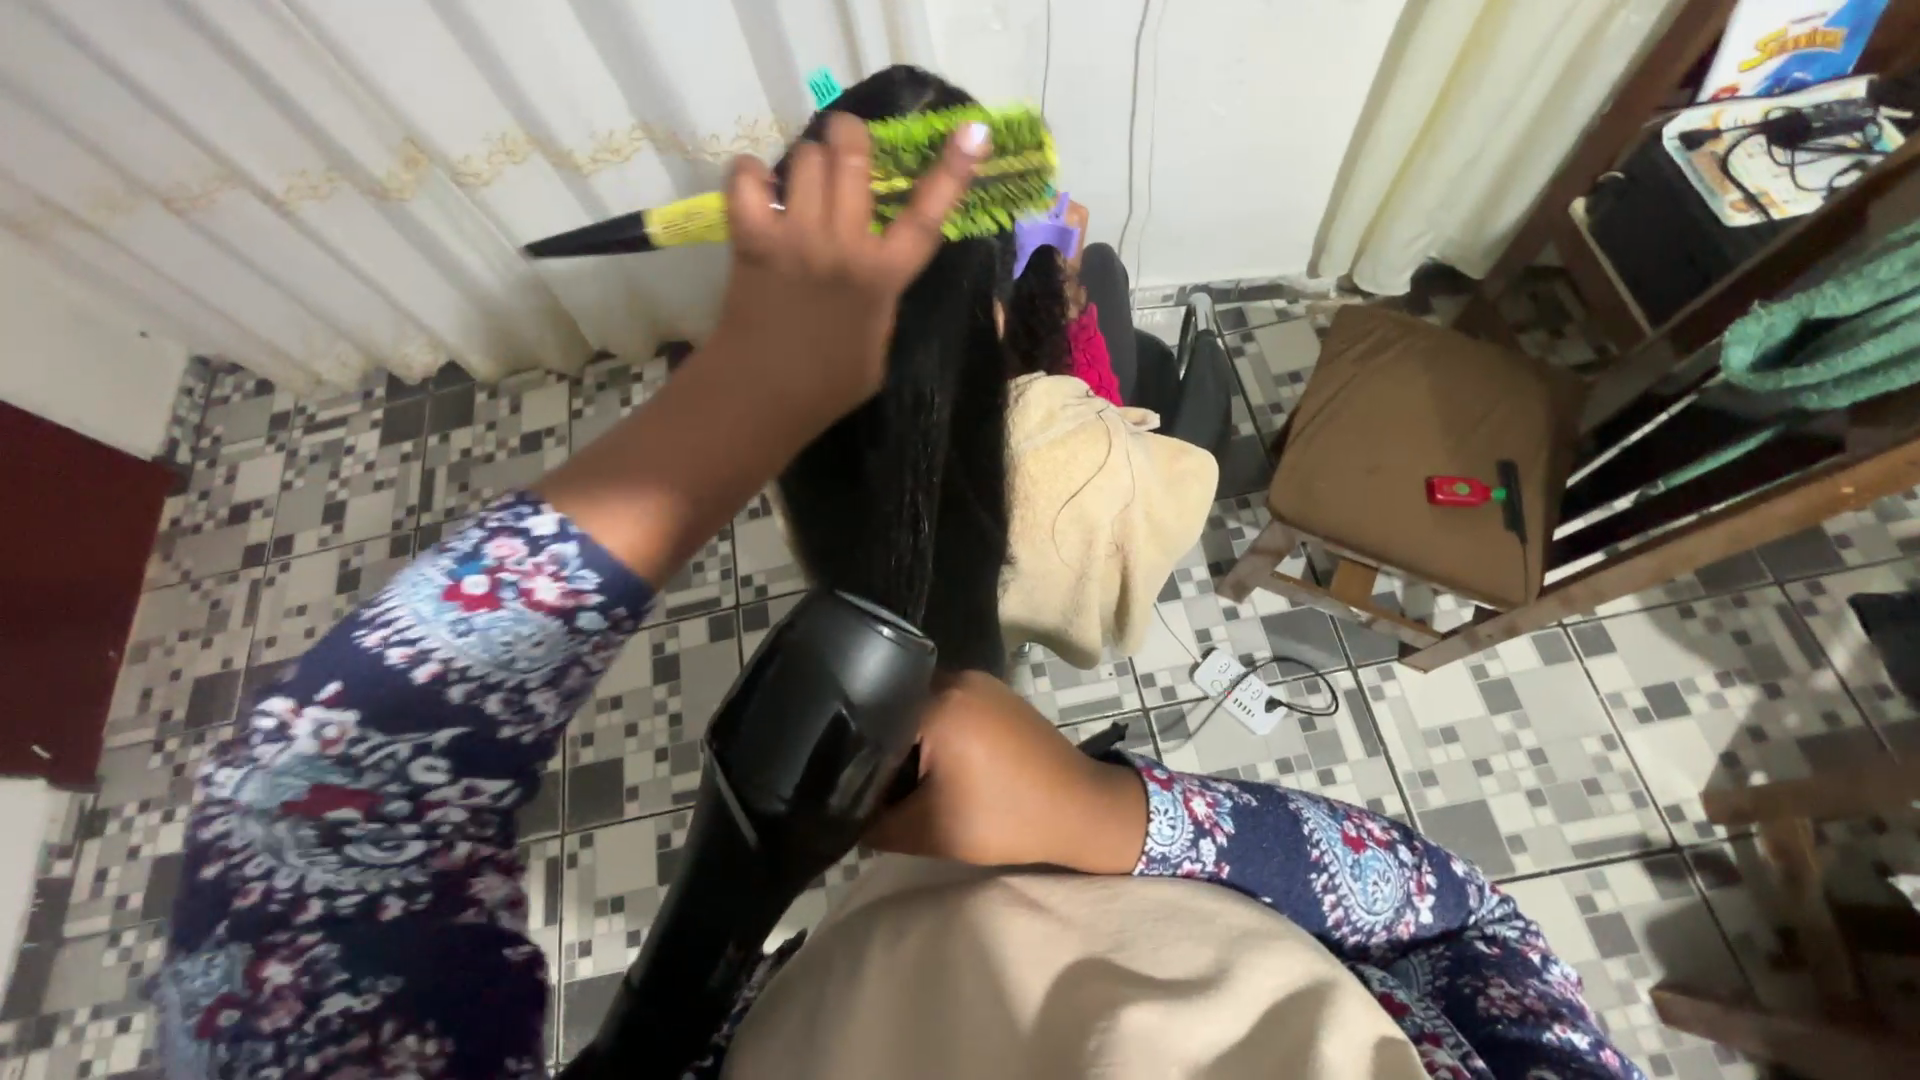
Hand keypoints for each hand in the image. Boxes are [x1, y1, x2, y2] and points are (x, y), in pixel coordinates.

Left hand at [536, 114, 985, 585]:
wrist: (763, 397)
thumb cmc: (830, 384)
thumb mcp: (881, 348)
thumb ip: (886, 301)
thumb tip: (884, 268)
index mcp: (884, 278)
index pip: (927, 216)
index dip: (952, 172)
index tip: (973, 132)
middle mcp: (844, 248)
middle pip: (852, 156)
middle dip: (851, 139)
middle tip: (846, 148)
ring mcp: (796, 240)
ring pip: (807, 158)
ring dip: (808, 160)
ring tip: (802, 184)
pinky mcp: (752, 240)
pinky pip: (747, 179)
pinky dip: (749, 176)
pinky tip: (757, 191)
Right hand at [867, 672, 1146, 873]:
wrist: (1081, 808)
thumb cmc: (1006, 818)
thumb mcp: (929, 831)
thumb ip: (874, 825)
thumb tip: (843, 816)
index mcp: (937, 703)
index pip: (870, 723)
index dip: (853, 758)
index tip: (843, 785)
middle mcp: (955, 677)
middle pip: (894, 710)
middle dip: (882, 748)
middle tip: (870, 784)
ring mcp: (979, 680)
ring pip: (921, 707)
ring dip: (910, 740)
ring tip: (901, 777)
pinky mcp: (996, 691)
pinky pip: (948, 704)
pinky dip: (936, 731)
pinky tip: (936, 763)